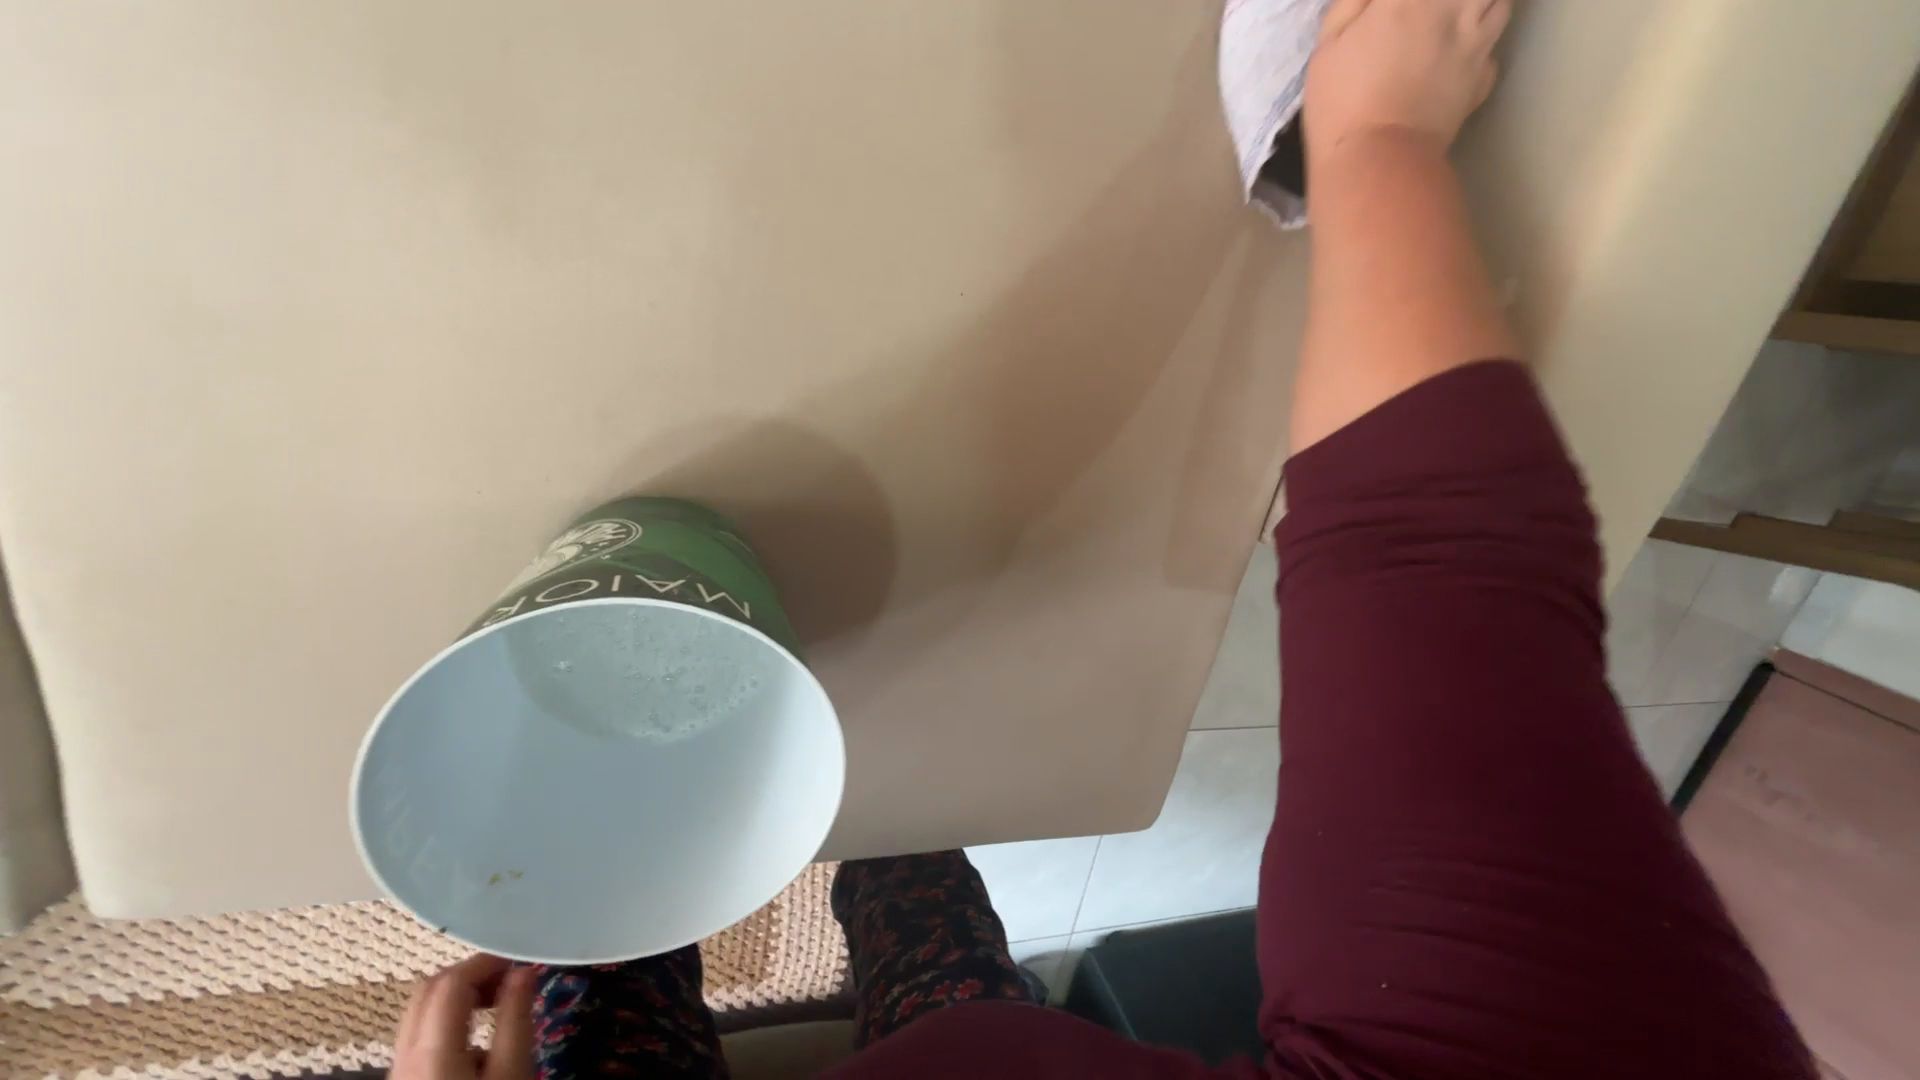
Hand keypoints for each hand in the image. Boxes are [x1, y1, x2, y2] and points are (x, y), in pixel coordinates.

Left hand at [391, 953, 538, 1079]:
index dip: (485, 961)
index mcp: (431, 1050)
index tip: (520, 960)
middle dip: (470, 973)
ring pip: (420, 1008)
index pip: (450, 982)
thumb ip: (516, 1018)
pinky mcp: (401, 1078)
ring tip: (497, 1000)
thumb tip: (524, 969)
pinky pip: (418, 1030)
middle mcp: (403, 1054)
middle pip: (428, 989)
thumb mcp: (512, 1072)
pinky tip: (476, 1033)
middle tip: (508, 977)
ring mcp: (397, 1068)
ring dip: (458, 992)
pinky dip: (447, 1015)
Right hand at [1305, 0, 1511, 161]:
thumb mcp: (1327, 48)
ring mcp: (1477, 41)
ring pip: (1499, 0)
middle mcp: (1455, 5)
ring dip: (1482, 3)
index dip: (1399, 0)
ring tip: (1460, 17)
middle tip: (1429, 13)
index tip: (1394, 6)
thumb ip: (1352, 4)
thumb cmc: (1341, 104)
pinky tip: (1463, 59)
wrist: (1376, 161)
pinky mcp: (1483, 78)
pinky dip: (1482, 48)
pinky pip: (1492, 50)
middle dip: (1449, 2)